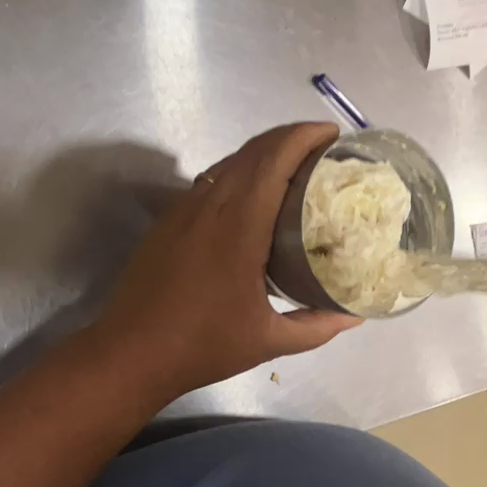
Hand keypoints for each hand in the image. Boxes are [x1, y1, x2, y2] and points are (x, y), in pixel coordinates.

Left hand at [87, 122, 362, 400]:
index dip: (304, 136)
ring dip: (263, 154)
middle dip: (290, 138)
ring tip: (296, 168)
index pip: (273, 158)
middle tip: (324, 150)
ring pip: (228, 163)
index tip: (334, 134)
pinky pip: (210, 182)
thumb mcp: (270, 341)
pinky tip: (254, 198)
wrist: (131, 353)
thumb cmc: (202, 345)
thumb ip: (317, 326)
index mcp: (239, 225)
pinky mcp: (169, 222)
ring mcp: (184, 210)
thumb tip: (356, 315)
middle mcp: (210, 206)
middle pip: (253, 150)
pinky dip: (239, 174)